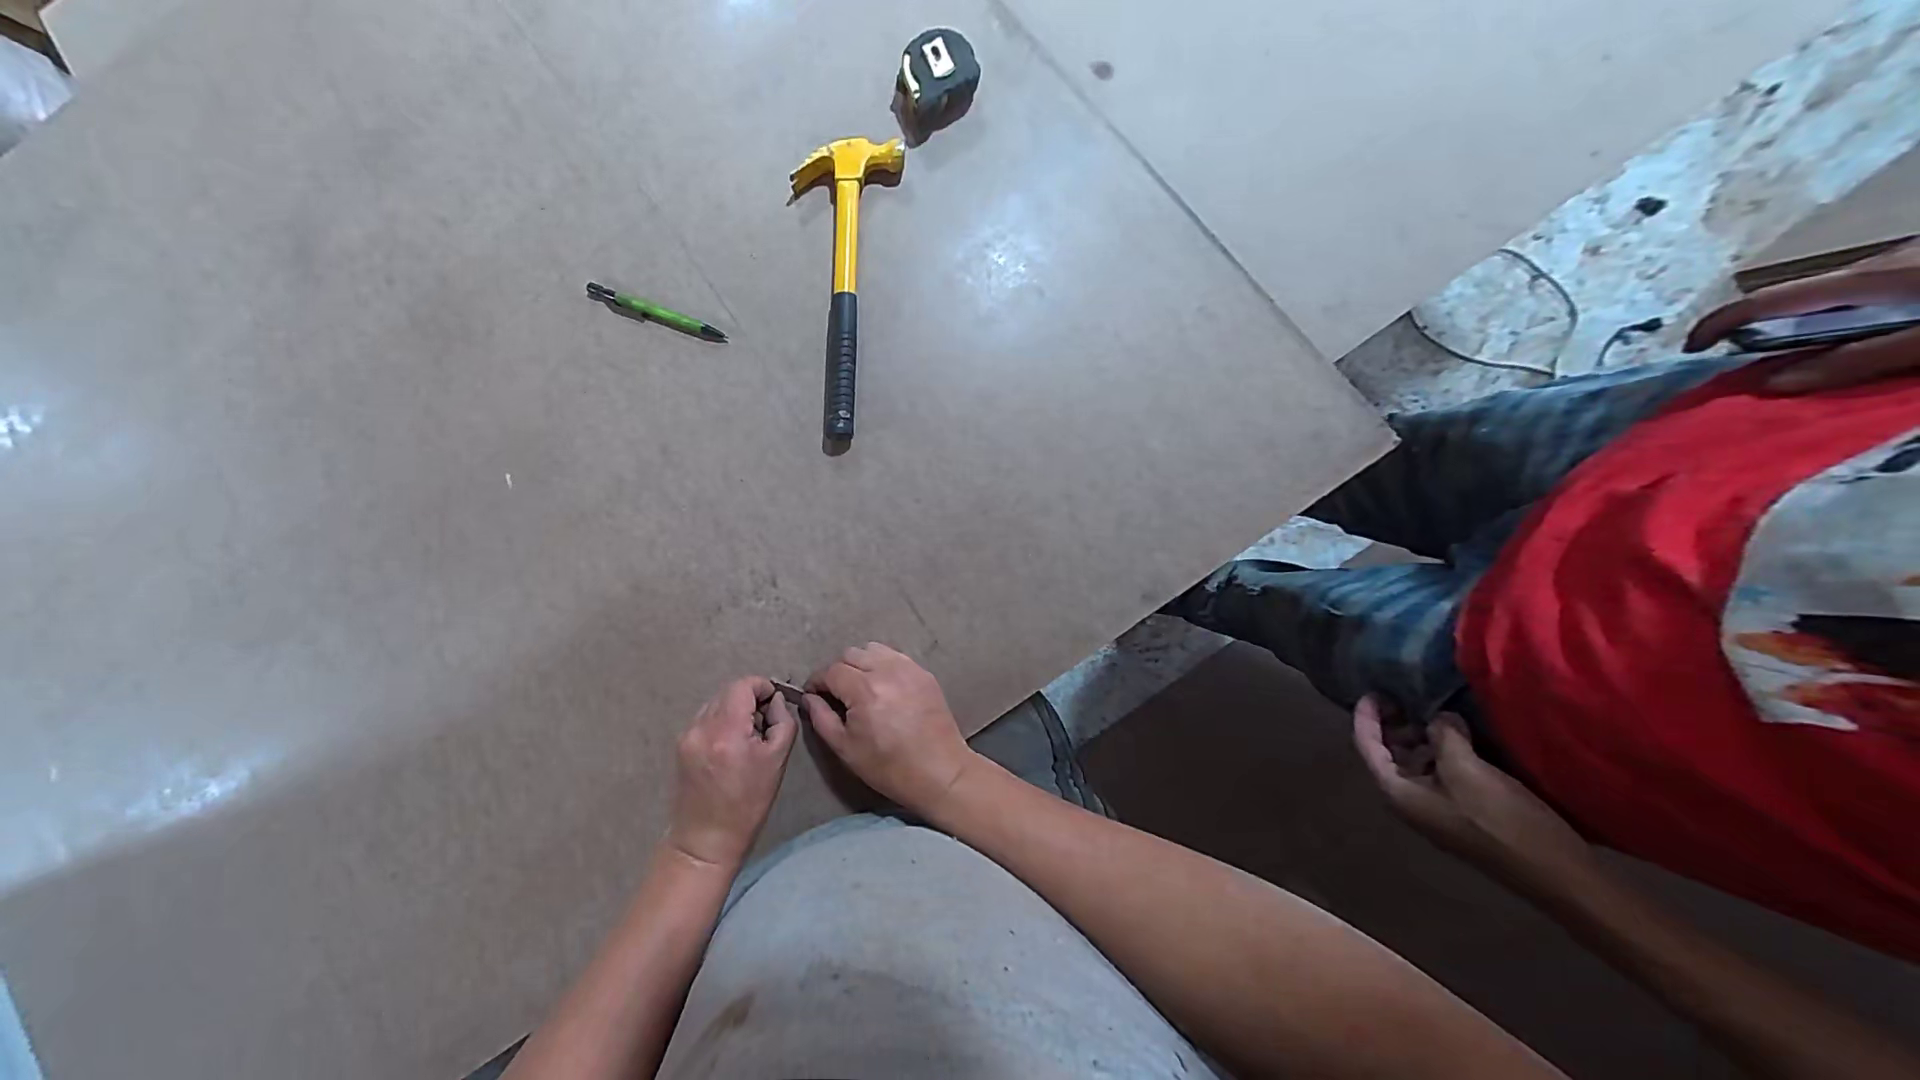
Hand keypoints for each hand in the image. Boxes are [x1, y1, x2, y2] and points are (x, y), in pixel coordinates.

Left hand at [665, 676, 797, 868]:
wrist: (707, 839)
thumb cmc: (748, 802)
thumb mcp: (778, 759)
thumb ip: (782, 720)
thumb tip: (776, 701)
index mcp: (726, 730)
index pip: (743, 685)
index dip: (763, 687)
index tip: (774, 703)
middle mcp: (701, 726)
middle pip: (728, 691)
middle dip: (750, 698)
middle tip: (765, 722)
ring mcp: (687, 735)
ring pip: (716, 703)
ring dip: (735, 709)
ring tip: (747, 735)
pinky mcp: (680, 745)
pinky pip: (706, 719)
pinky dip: (722, 721)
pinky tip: (731, 745)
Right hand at [803, 642, 978, 815]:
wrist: (939, 771)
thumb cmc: (889, 766)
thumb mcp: (845, 748)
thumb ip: (822, 718)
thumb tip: (809, 698)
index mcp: (864, 689)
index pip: (831, 670)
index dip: (817, 681)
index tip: (813, 695)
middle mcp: (886, 670)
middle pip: (851, 654)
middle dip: (838, 671)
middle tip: (837, 693)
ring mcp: (908, 668)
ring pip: (874, 649)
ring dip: (861, 663)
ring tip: (860, 687)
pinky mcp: (923, 673)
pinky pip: (895, 657)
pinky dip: (883, 664)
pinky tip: (883, 686)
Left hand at [1352, 697, 1596, 896]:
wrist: (1559, 875)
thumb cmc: (1501, 819)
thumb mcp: (1465, 768)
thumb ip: (1443, 735)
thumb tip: (1439, 719)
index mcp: (1397, 792)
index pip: (1366, 746)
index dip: (1366, 717)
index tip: (1374, 691)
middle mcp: (1408, 801)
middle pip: (1388, 753)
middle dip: (1394, 725)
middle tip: (1408, 699)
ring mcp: (1436, 808)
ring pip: (1416, 762)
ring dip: (1421, 737)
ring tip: (1437, 712)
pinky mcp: (1463, 811)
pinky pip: (1440, 772)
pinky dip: (1443, 751)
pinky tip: (1463, 736)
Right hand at [1685, 240, 1919, 391]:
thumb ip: (1854, 359)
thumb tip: (1768, 383)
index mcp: (1858, 282)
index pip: (1761, 302)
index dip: (1715, 324)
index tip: (1689, 351)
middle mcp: (1868, 265)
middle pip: (1794, 297)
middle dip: (1766, 327)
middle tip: (1756, 360)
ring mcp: (1900, 257)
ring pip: (1830, 294)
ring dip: (1807, 321)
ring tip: (1811, 348)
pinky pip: (1863, 289)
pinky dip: (1842, 312)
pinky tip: (1866, 325)